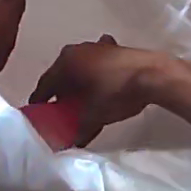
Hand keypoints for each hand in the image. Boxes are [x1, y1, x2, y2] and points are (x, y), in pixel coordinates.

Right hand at [30, 37, 190, 145]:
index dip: (40, 101)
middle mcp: (76, 50)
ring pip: (79, 67)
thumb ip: (78, 130)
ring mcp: (96, 46)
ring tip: (81, 100)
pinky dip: (95, 73)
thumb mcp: (94, 116)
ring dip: (78, 82)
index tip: (38, 114)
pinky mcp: (114, 48)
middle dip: (60, 93)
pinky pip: (97, 63)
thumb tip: (71, 144)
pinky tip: (101, 82)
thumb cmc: (116, 92)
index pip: (45, 85)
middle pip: (61, 75)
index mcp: (65, 62)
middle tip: (61, 111)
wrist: (153, 75)